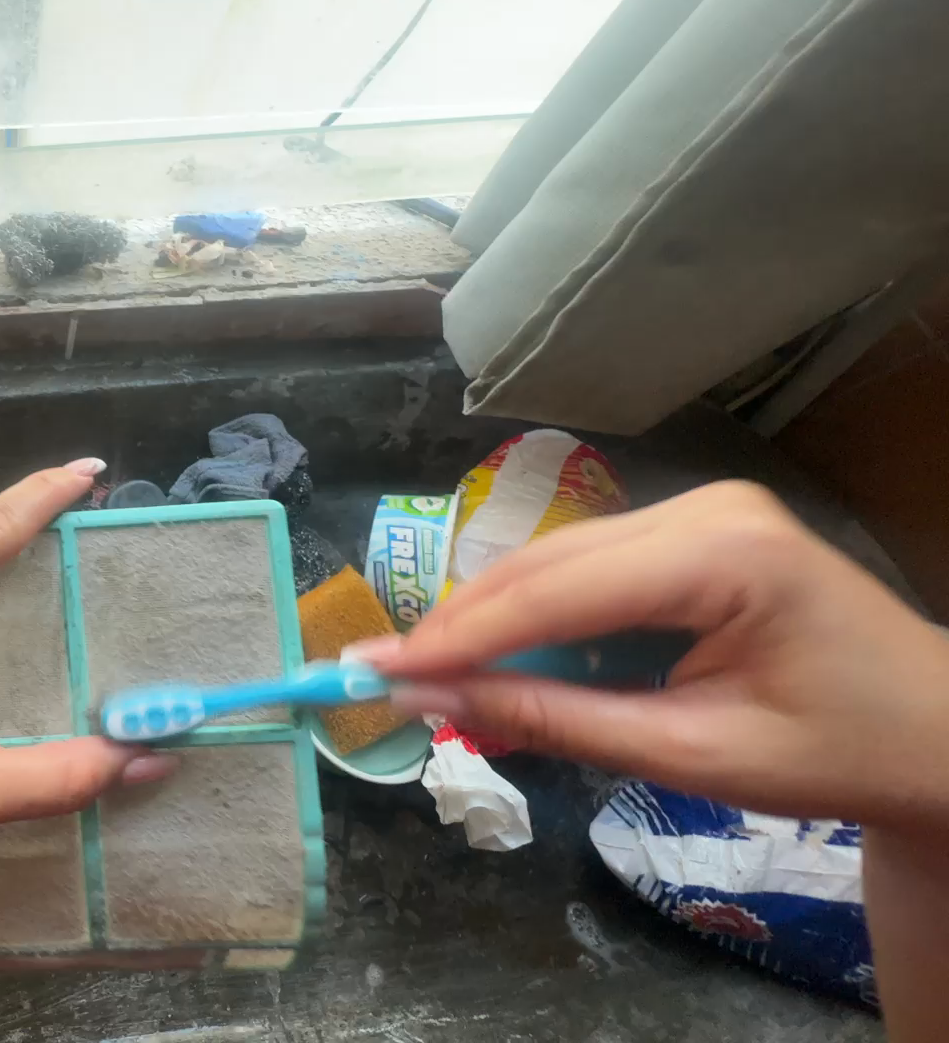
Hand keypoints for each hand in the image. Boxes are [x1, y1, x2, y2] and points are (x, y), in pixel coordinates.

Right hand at [367, 481, 948, 832]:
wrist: (947, 740)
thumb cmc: (839, 756)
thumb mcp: (687, 753)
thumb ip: (545, 719)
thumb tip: (422, 700)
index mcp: (725, 554)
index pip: (551, 594)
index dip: (453, 636)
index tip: (373, 671)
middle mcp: (695, 509)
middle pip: (533, 569)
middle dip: (457, 628)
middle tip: (388, 677)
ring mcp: (684, 511)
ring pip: (538, 565)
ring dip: (482, 624)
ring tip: (433, 675)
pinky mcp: (669, 530)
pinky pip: (564, 570)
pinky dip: (522, 619)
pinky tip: (495, 657)